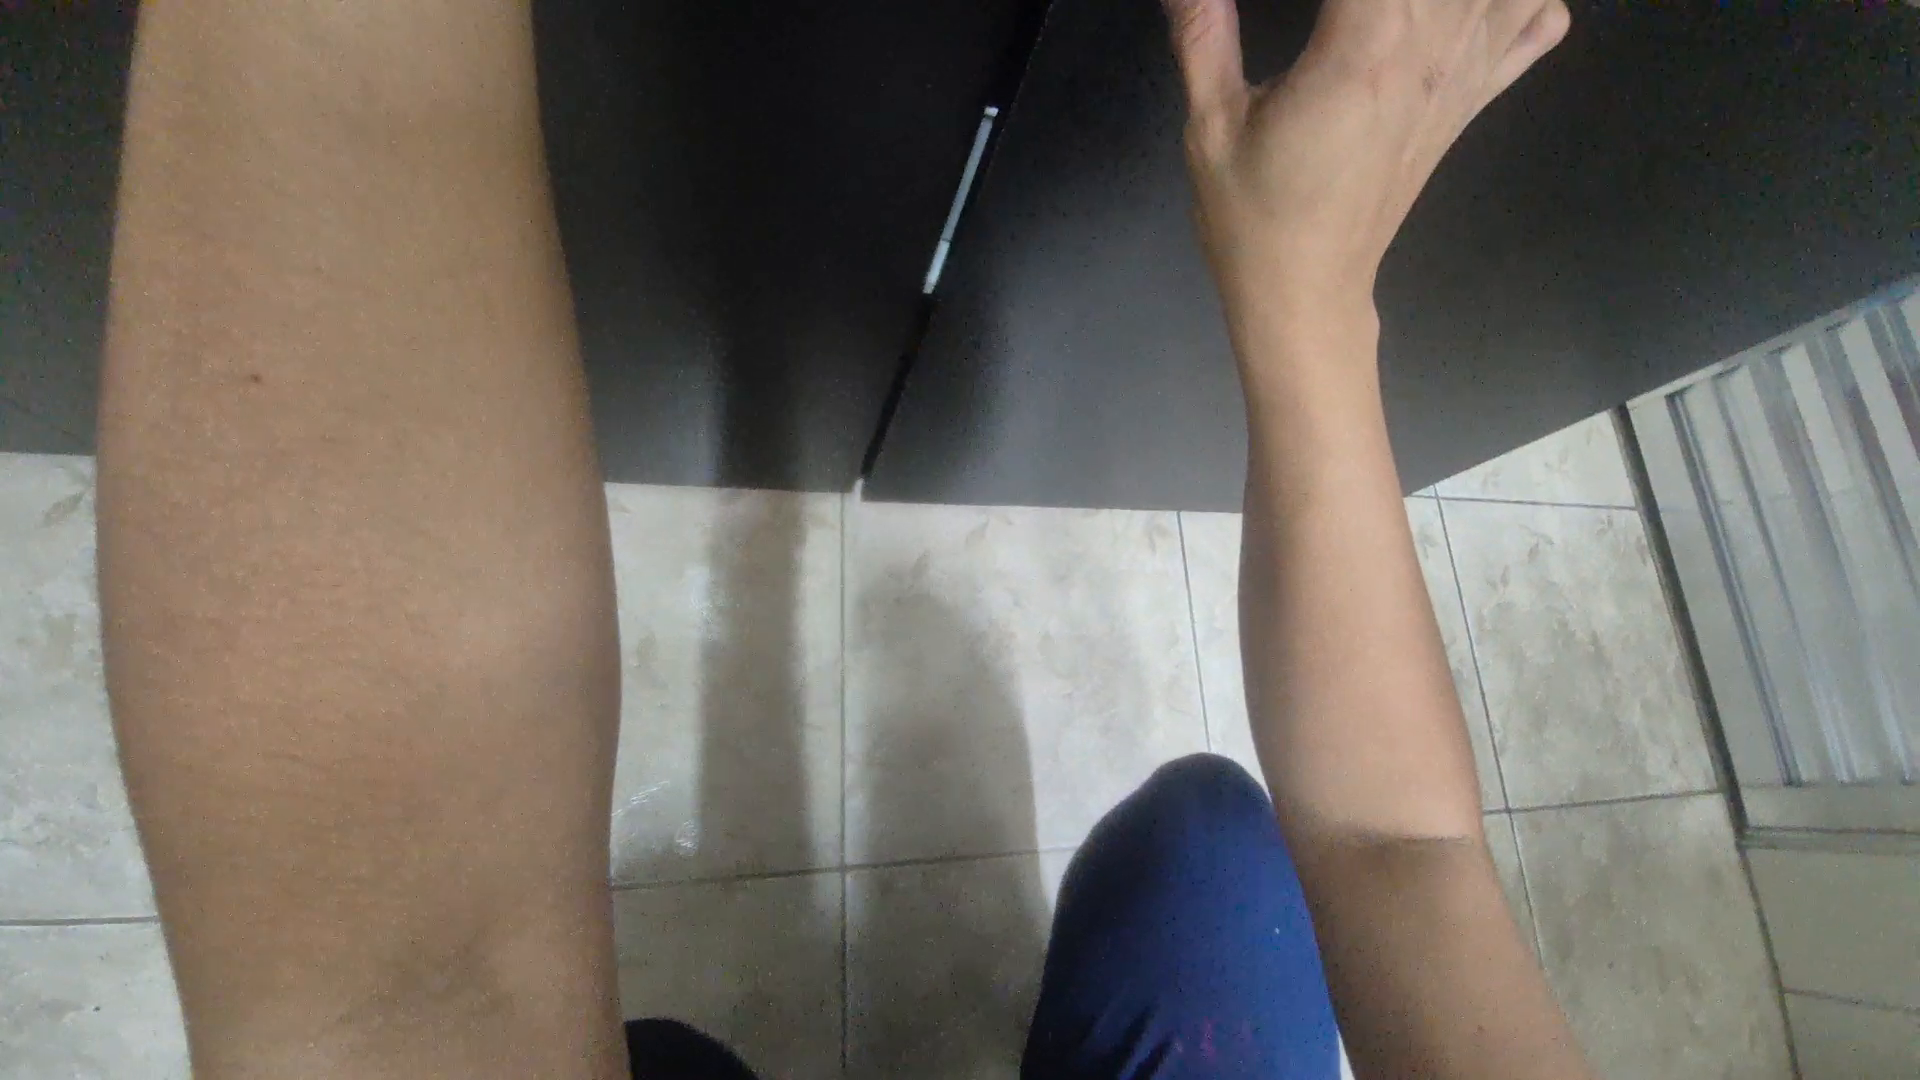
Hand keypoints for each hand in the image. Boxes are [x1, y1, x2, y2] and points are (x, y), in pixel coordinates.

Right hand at [1162, 0, 1568, 330]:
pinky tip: (1470, 9)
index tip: (1316, 12)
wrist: (1305, 294)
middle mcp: (1434, 42)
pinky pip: (1536, 16)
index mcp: (1364, 43)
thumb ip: (1203, 37)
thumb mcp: (1211, 131)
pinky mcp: (1472, 100)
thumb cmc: (1252, 221)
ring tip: (1393, 14)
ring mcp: (1466, 71)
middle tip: (1343, 16)